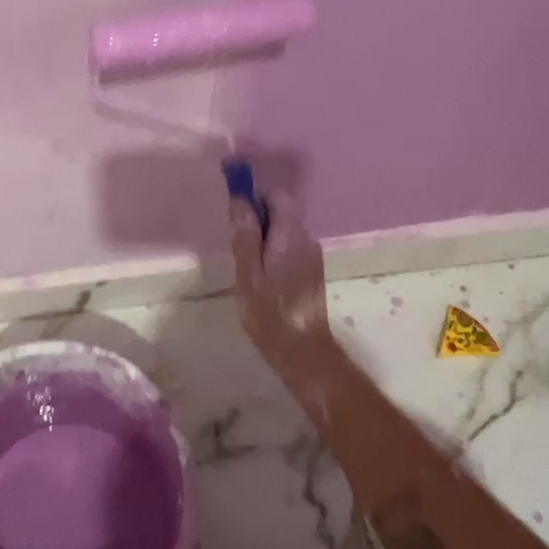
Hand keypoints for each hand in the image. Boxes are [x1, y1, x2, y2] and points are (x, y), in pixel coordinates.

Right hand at [228, 193, 332, 377]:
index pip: (277, 196)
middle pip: (281, 212)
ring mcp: (312, 256)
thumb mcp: (248, 272)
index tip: (236, 216)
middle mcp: (307, 239)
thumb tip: (240, 199)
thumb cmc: (268, 312)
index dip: (256, 199)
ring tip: (247, 267)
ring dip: (264, 238)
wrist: (302, 351)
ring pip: (285, 231)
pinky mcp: (312, 272)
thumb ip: (245, 234)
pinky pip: (290, 248)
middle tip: (236, 247)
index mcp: (290, 236)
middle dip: (257, 220)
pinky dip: (273, 252)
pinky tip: (262, 278)